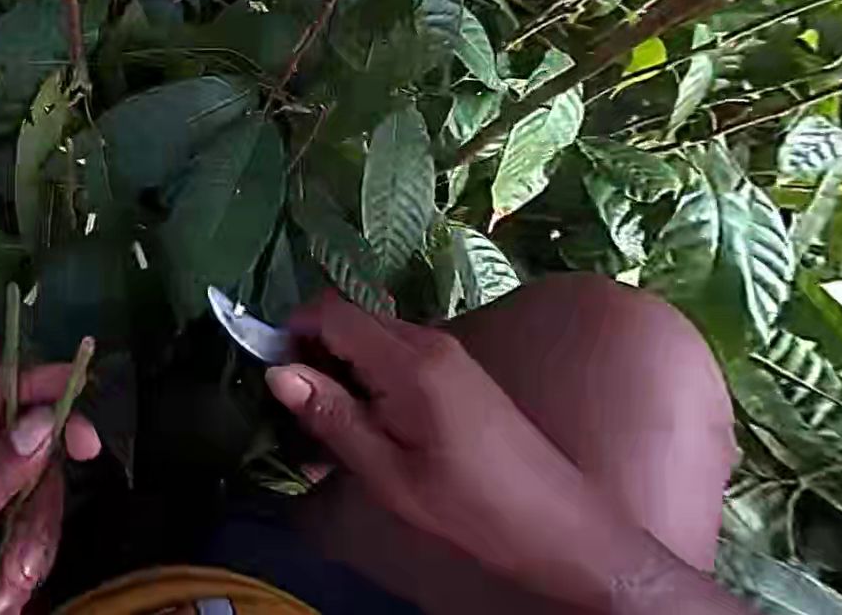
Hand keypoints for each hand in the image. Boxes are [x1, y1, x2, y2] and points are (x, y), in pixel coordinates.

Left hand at [0, 365, 102, 614]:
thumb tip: (43, 420)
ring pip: (47, 486)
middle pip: (36, 435)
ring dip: (35, 531)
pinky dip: (33, 561)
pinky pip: (47, 529)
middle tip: (88, 449)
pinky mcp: (15, 540)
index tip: (79, 379)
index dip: (39, 380)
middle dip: (53, 458)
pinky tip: (4, 590)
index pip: (0, 394)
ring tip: (5, 574)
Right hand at [265, 292, 746, 613]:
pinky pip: (391, 346)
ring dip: (337, 359)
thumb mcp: (390, 475)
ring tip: (328, 418)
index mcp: (409, 361)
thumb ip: (331, 416)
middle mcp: (424, 338)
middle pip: (347, 313)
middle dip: (312, 345)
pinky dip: (364, 368)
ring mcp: (442, 347)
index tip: (277, 371)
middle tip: (299, 402)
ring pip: (366, 329)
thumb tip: (275, 371)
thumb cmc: (472, 509)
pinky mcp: (451, 363)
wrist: (566, 531)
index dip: (294, 329)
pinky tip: (365, 416)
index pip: (332, 311)